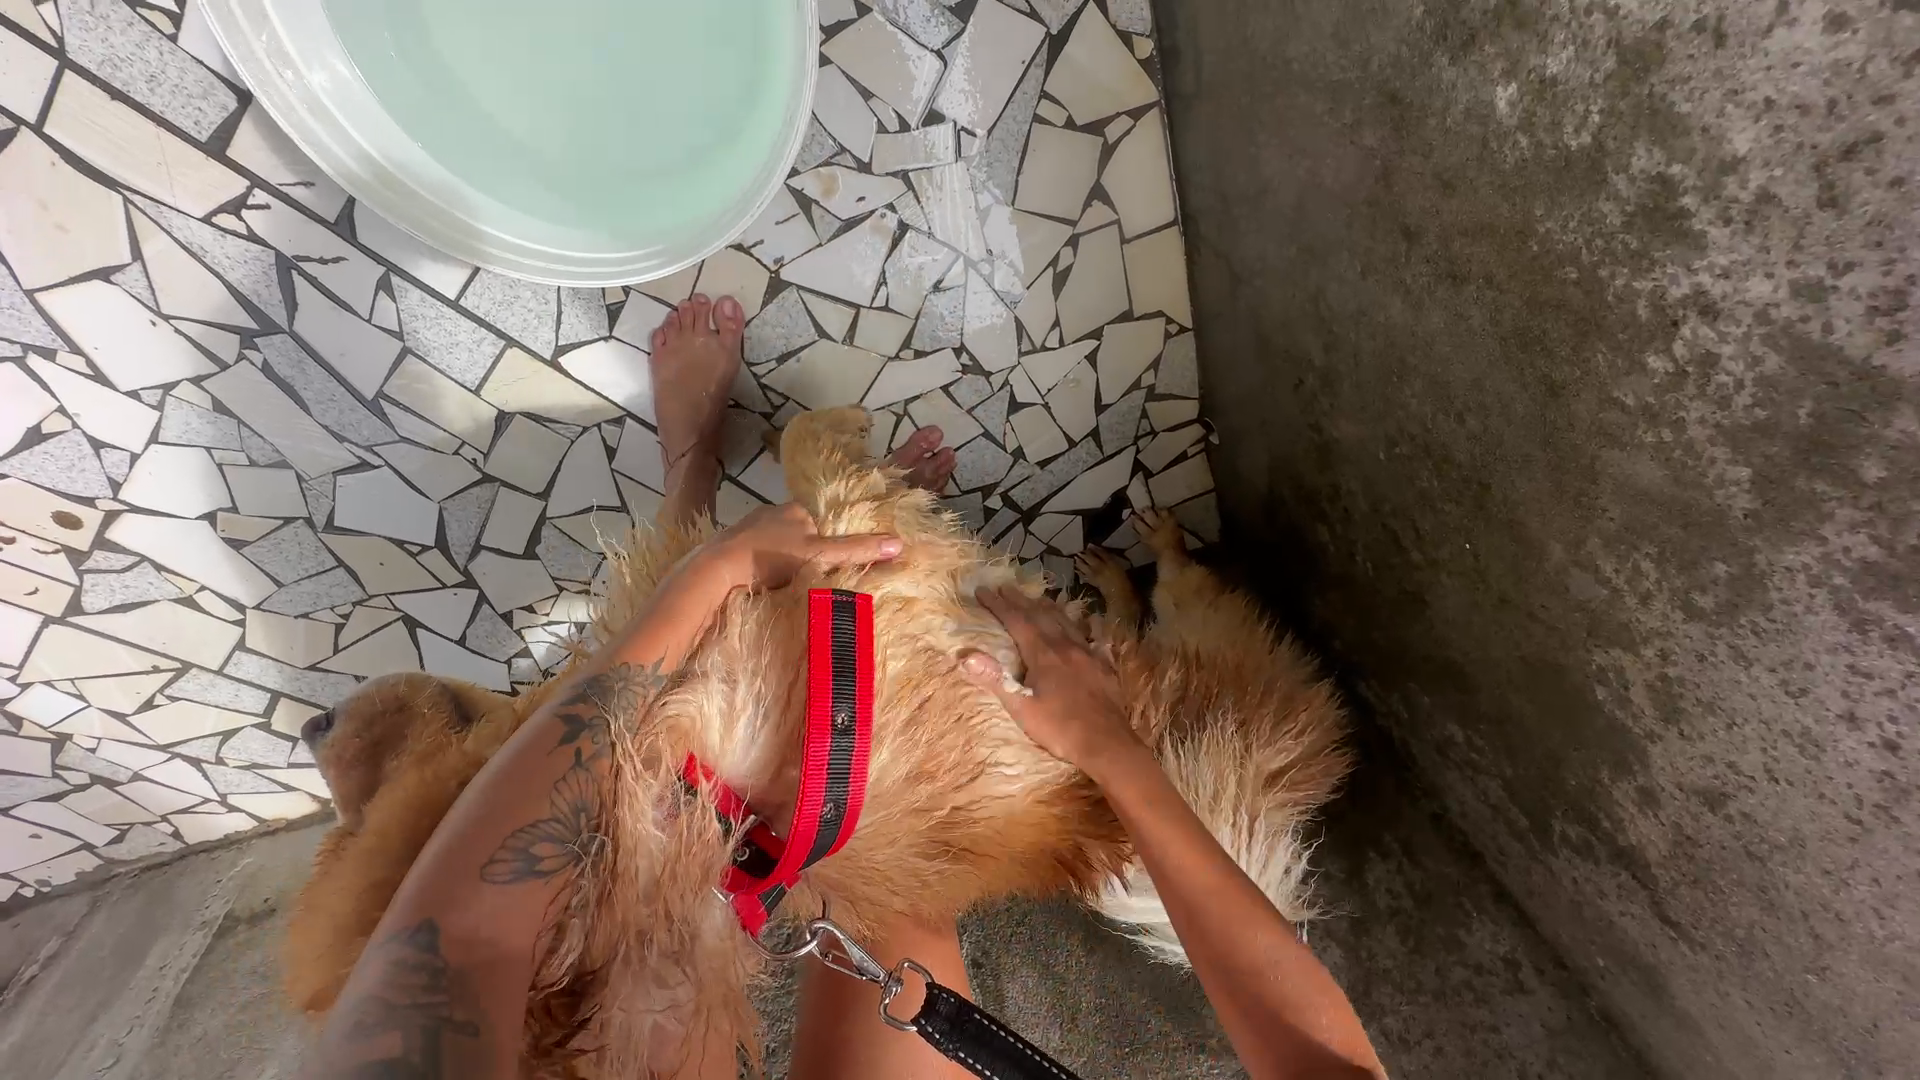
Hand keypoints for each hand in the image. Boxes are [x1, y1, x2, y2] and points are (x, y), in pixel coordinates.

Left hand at [698, 503, 902, 591]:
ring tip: (786, 583)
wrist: (718, 569)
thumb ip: (857, 550)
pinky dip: (762, 565)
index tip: (829, 564)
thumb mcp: (821, 555)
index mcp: (796, 508)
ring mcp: (749, 526)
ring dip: (783, 560)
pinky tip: (763, 581)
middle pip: (800, 532)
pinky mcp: (731, 544)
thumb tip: (899, 543)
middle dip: (805, 552)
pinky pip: (756, 553)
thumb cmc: (772, 557)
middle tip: (809, 577)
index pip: (822, 523)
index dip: (828, 543)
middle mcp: (773, 510)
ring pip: (777, 543)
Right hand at [958, 586, 1144, 777]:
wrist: (1108, 745)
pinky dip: (1084, 629)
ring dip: (1050, 608)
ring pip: (1067, 622)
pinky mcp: (1105, 667)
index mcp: (1044, 654)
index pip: (1017, 621)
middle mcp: (1066, 646)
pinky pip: (1093, 639)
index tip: (984, 590)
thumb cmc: (1060, 729)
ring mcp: (1089, 655)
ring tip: (1039, 598)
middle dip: (1021, 600)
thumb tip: (966, 655)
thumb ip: (995, 680)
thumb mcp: (1021, 709)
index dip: (999, 604)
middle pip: (1041, 615)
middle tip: (1006, 587)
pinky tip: (1088, 628)